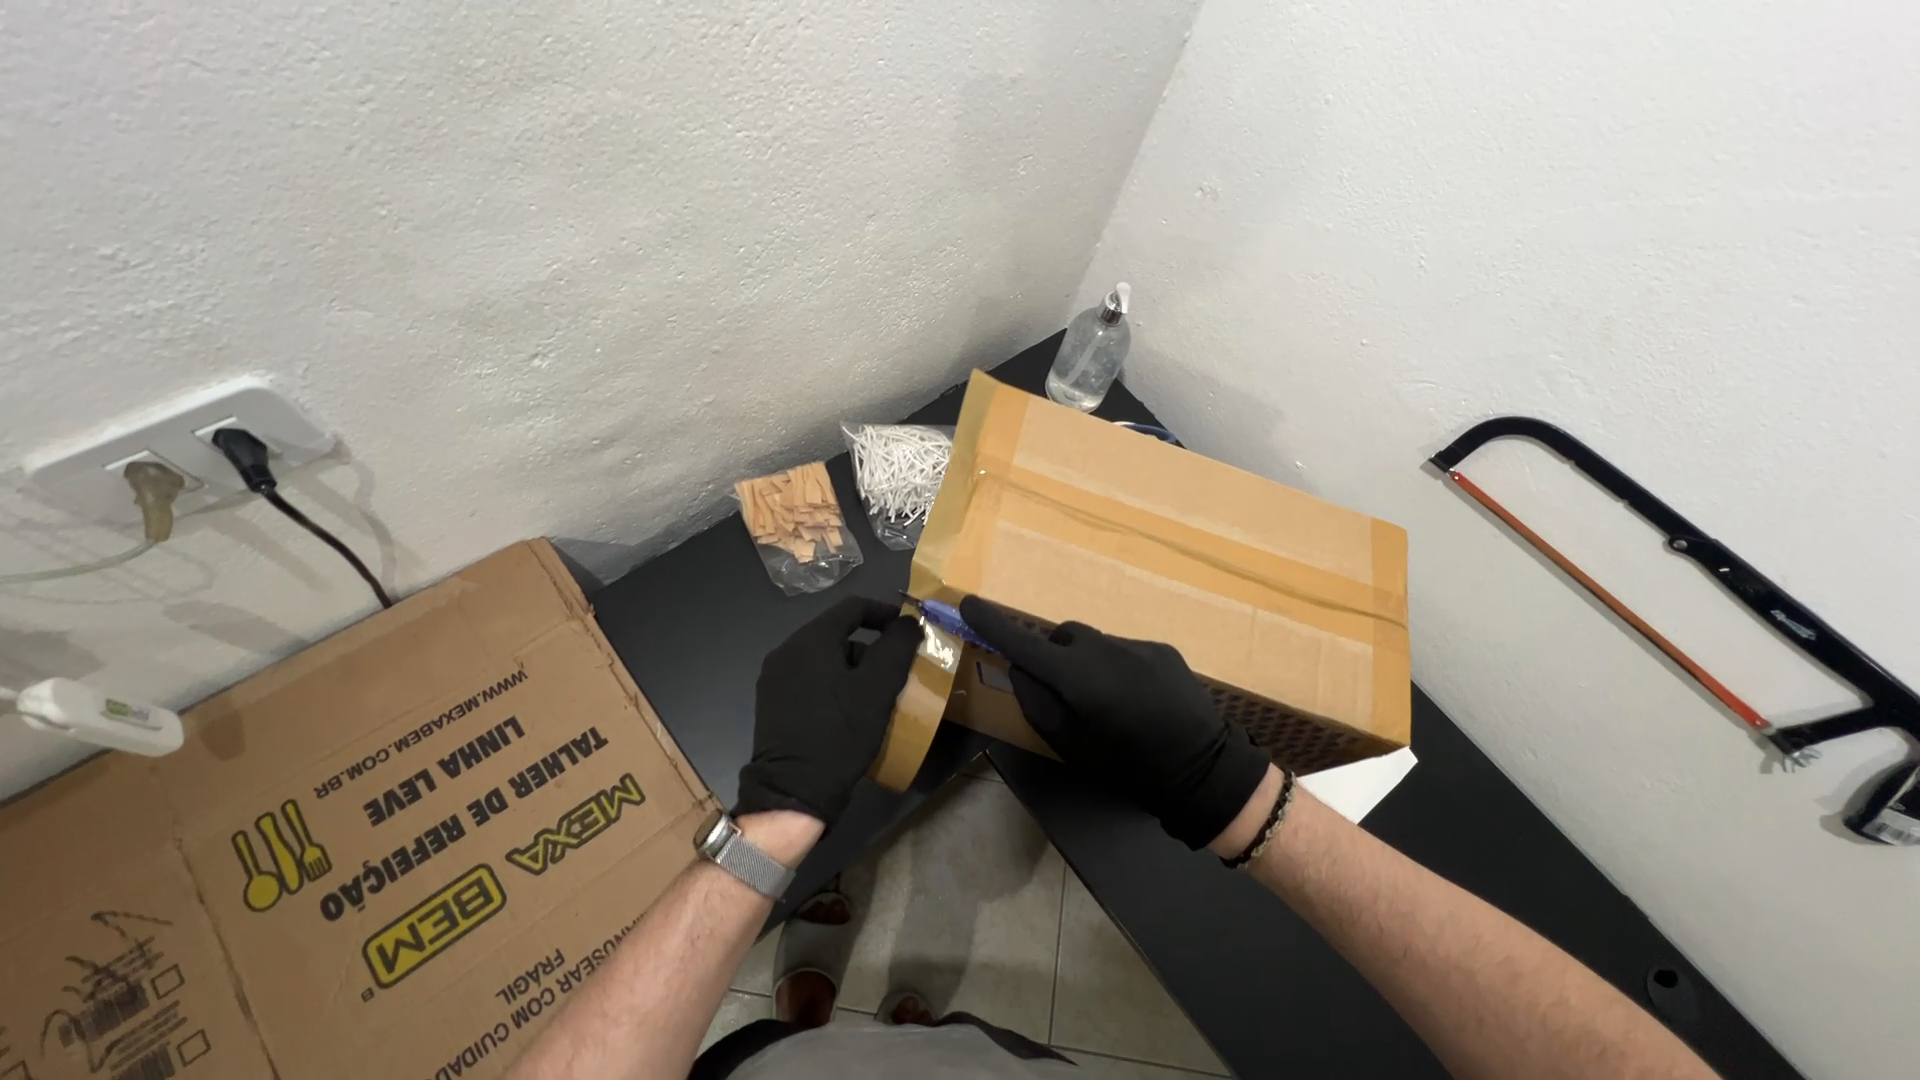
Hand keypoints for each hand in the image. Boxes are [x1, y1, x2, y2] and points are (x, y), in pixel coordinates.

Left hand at [737, 597, 922, 827]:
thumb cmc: (839, 733)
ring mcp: (774, 678)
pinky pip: (810, 681)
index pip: (853, 607)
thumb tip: (910, 621)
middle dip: (871, 649)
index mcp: (809, 640)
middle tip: (897, 673)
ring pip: (824, 660)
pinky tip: (849, 712)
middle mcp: (786, 651)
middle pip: (838, 635)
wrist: (793, 791)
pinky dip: (834, 687)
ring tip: (876, 697)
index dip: (886, 613)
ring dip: (853, 670)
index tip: (910, 631)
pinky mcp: (772, 704)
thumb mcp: (878, 688)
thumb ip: (897, 646)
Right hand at [960, 597, 1270, 849]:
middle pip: (1061, 635)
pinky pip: (1123, 651)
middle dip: (1050, 653)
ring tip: (1105, 703)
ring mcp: (1137, 645)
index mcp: (1077, 678)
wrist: (1206, 772)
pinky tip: (1135, 701)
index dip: (991, 621)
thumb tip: (1020, 670)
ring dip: (1086, 663)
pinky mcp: (1162, 650)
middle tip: (1056, 689)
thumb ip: (1037, 704)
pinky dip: (1115, 668)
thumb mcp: (1071, 747)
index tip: (967, 603)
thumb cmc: (1130, 769)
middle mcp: (1104, 649)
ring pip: (1094, 643)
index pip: (1022, 641)